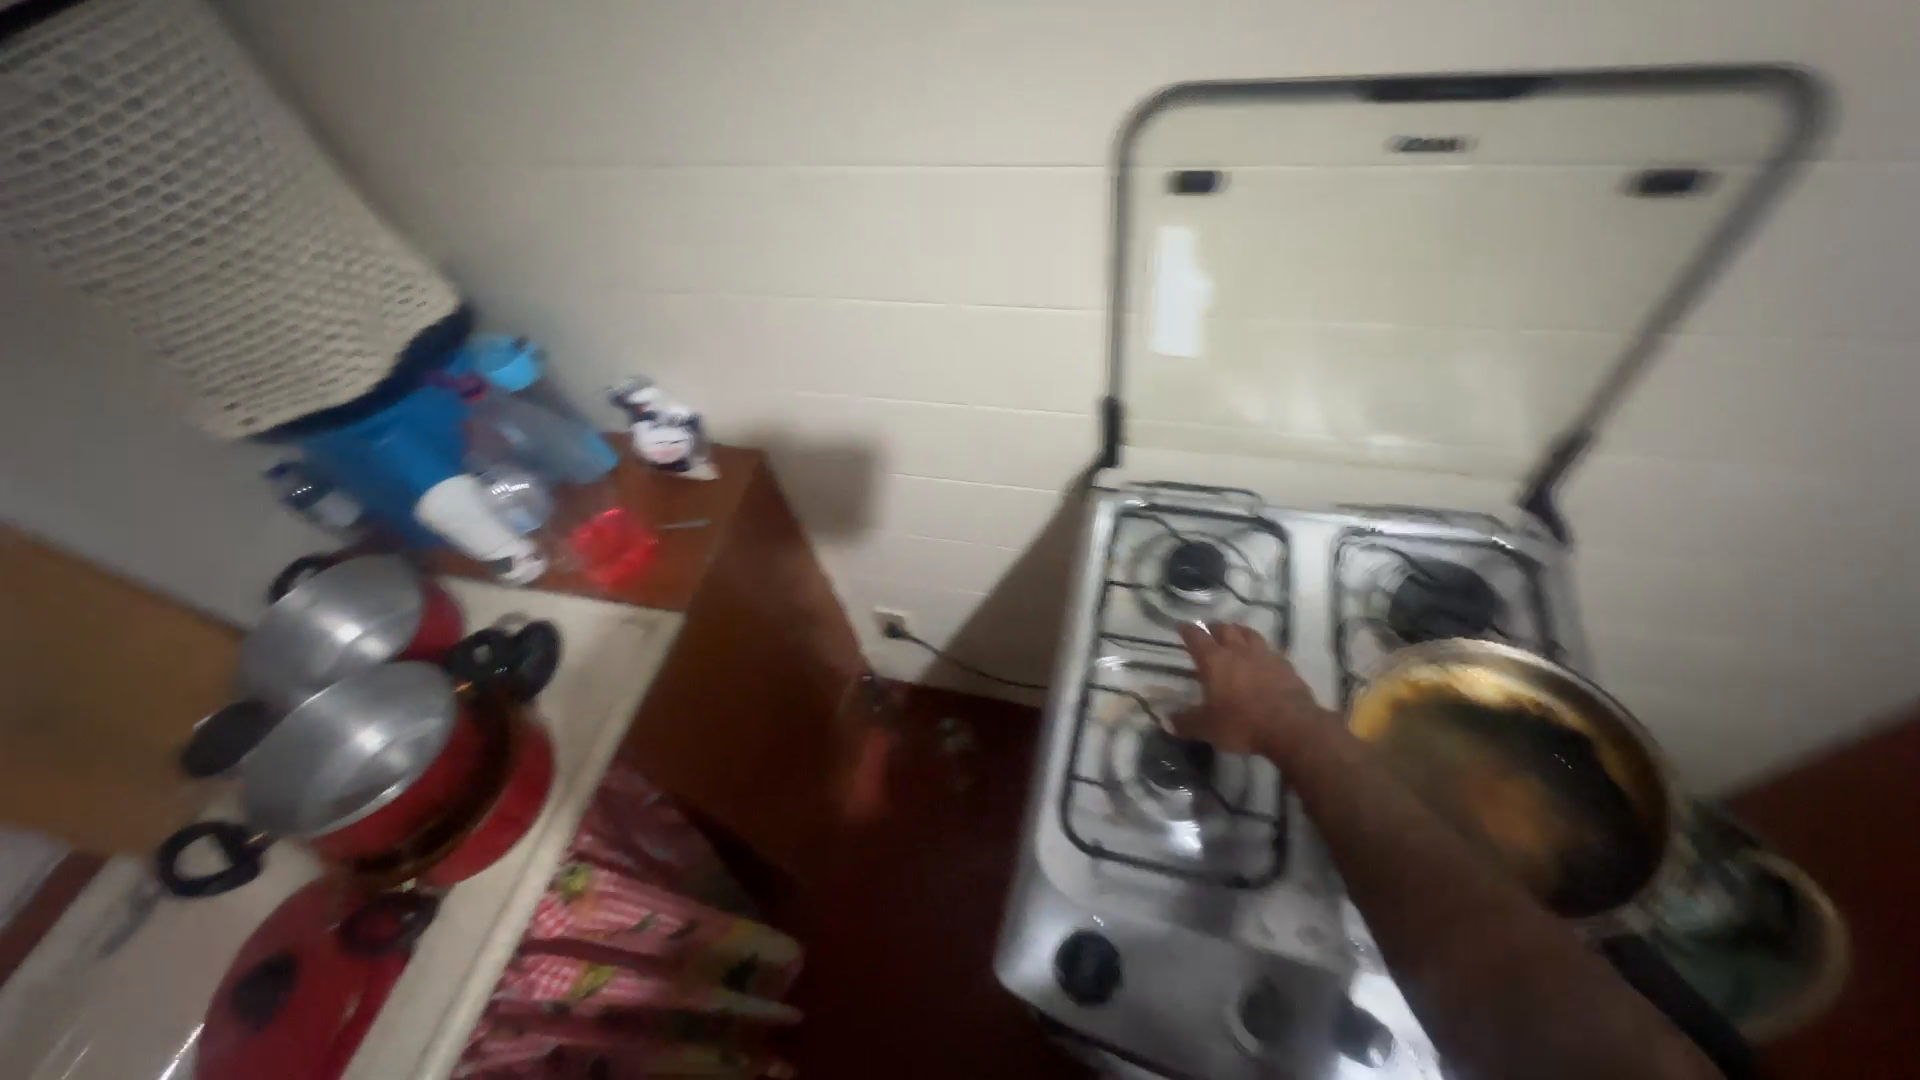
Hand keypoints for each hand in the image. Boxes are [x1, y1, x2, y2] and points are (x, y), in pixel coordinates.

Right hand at [1174, 622, 1332, 755]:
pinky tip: (1262, 657)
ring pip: (1249, 634)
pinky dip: (1262, 650)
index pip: (1196, 638)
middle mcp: (1238, 651)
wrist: (1291, 727)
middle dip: (1215, 627)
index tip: (1182, 626)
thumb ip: (1186, 723)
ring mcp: (1265, 656)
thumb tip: (1168, 721)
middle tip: (1209, 630)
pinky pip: (1270, 650)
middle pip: (1225, 629)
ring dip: (1239, 632)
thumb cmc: (1242, 724)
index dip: (1187, 631)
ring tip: (1235, 635)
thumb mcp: (1207, 728)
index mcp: (1214, 661)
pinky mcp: (1286, 666)